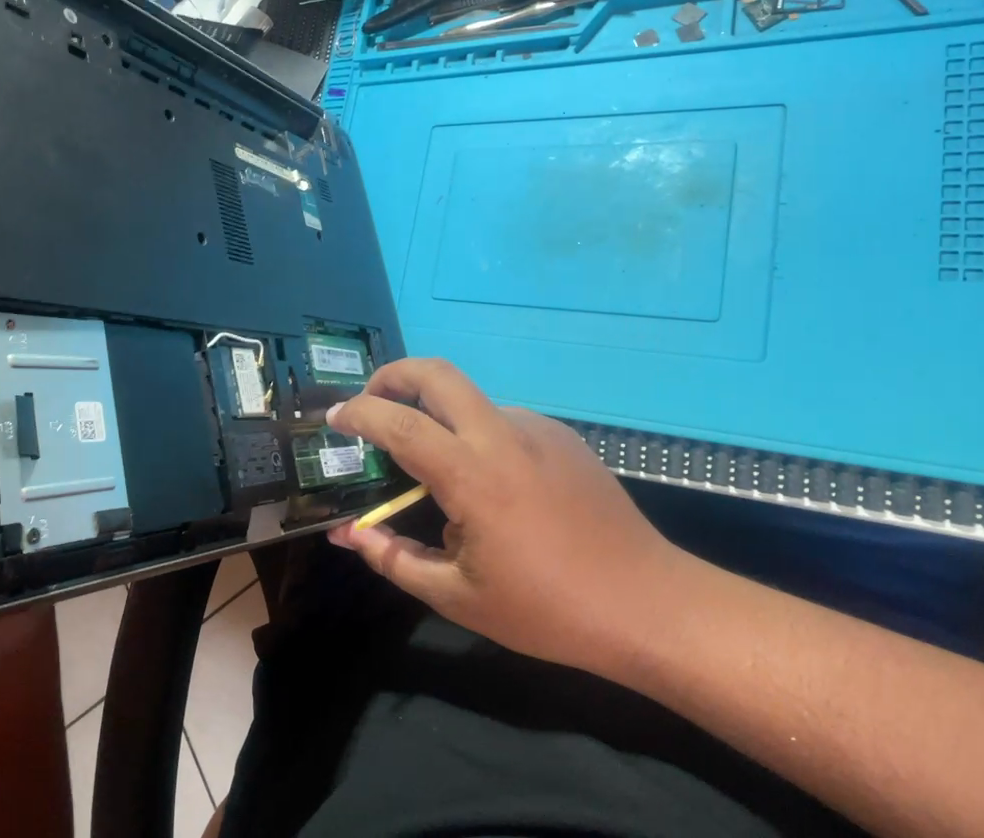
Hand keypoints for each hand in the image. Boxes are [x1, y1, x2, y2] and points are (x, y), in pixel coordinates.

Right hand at [325, 358, 687, 671]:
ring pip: (471, 400)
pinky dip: (475, 436)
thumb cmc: (547, 609)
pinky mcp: (564, 439)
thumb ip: (392, 558)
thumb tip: (348, 533)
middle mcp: (503, 436)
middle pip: (437, 373)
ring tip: (433, 472)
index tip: (333, 419)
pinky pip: (504, 422)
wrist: (650, 605)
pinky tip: (487, 487)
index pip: (398, 423)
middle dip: (393, 376)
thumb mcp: (457, 597)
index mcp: (472, 475)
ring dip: (437, 415)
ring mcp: (539, 431)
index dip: (358, 414)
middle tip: (370, 404)